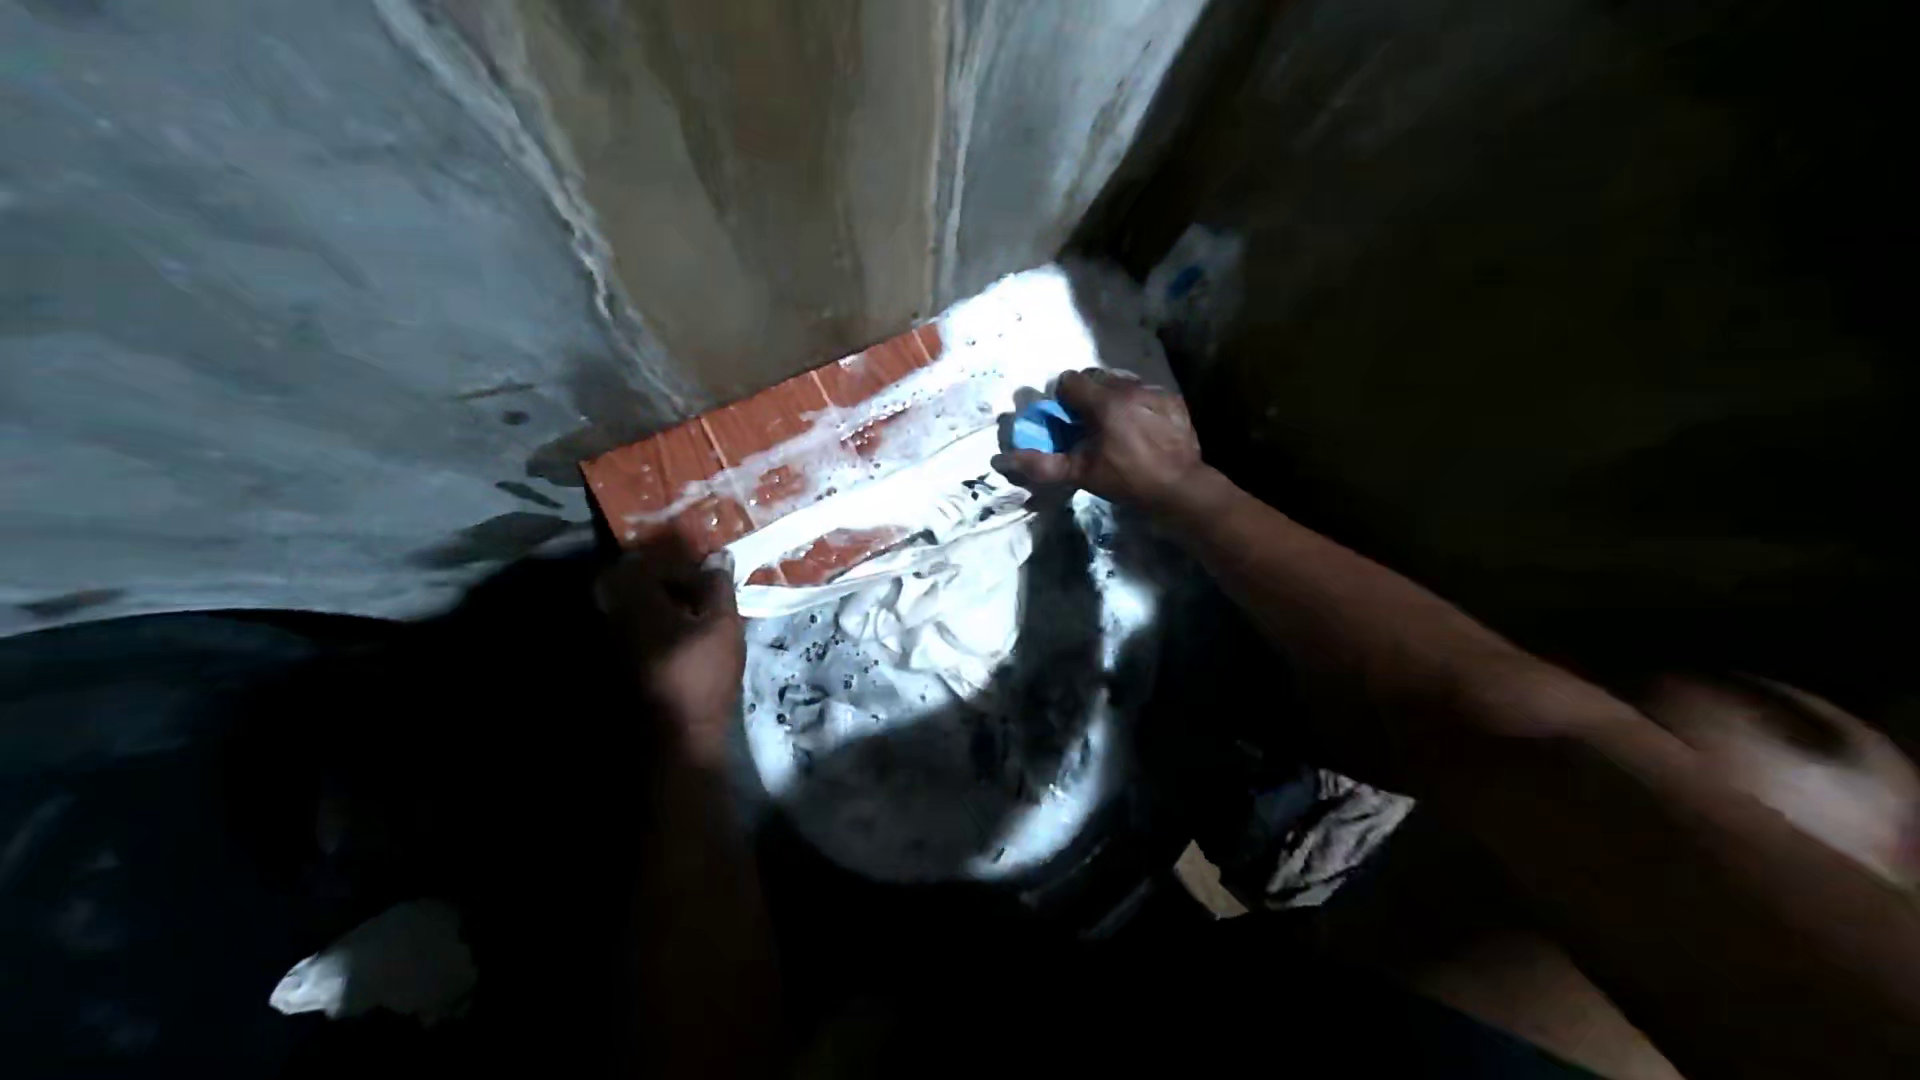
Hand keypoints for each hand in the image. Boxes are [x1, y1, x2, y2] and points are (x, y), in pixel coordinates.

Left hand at [597, 550, 744, 764]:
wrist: (676, 735)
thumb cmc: (701, 674)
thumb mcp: (722, 626)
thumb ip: (718, 588)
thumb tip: (718, 558)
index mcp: (636, 601)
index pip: (646, 560)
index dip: (675, 557)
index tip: (701, 566)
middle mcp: (615, 616)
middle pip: (626, 580)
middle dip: (657, 576)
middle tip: (689, 583)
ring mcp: (612, 642)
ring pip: (627, 605)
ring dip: (655, 599)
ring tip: (690, 609)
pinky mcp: (618, 663)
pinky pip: (631, 627)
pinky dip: (652, 621)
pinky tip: (679, 634)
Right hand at [992, 369, 1205, 513]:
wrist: (1178, 488)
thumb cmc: (1126, 480)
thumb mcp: (1081, 474)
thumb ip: (1042, 464)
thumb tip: (1003, 459)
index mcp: (1104, 402)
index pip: (1070, 380)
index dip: (1063, 400)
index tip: (1068, 421)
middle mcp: (1129, 387)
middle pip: (1095, 377)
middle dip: (1087, 395)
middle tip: (1089, 424)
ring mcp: (1154, 391)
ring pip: (1121, 381)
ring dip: (1111, 396)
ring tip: (1115, 425)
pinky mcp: (1173, 399)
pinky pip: (1145, 390)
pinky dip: (1136, 403)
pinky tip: (1140, 427)